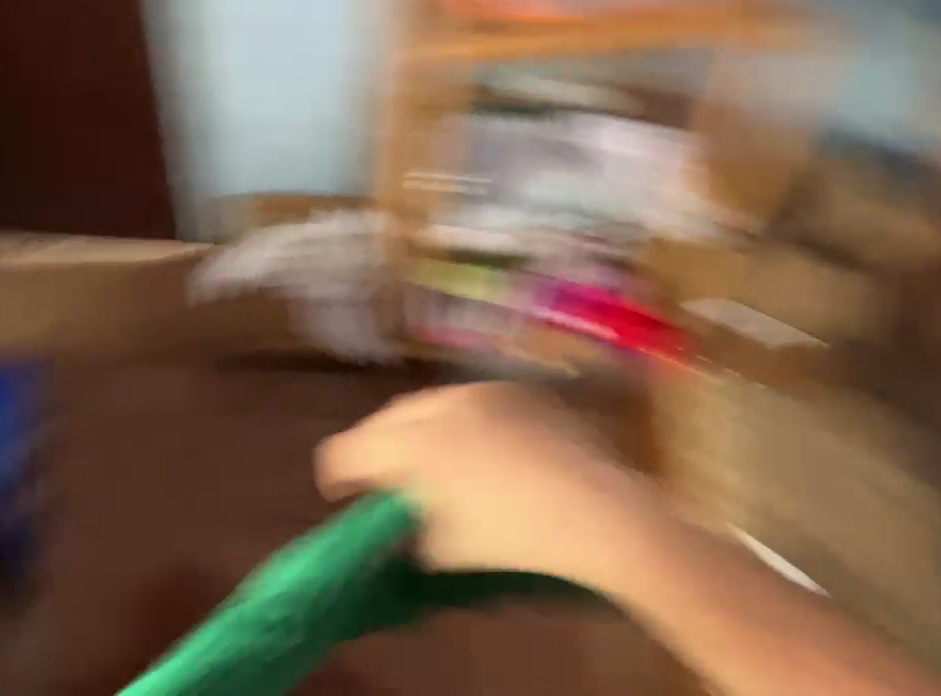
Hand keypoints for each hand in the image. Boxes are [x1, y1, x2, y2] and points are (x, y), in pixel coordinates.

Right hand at [315, 382, 677, 595]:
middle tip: (381, 476)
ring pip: (426, 405)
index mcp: (413, 444)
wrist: (603, 514)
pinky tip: (478, 448)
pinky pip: (470, 401)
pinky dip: (459, 421)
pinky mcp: (513, 390)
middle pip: (384, 420)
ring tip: (429, 460)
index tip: (340, 490)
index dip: (337, 471)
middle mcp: (437, 406)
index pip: (349, 448)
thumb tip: (395, 530)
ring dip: (416, 430)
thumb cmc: (518, 540)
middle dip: (376, 446)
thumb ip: (408, 534)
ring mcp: (478, 392)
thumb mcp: (450, 549)